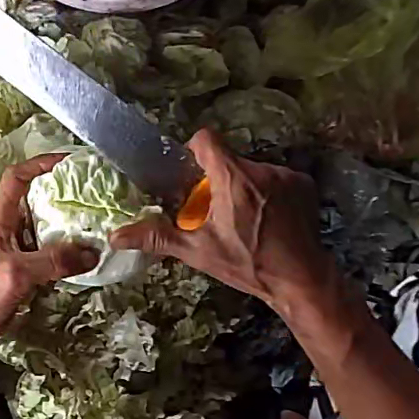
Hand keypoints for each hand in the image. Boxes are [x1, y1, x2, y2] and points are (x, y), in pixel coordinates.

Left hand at [0, 153, 98, 349]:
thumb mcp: (19, 272)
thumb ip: (54, 260)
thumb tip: (92, 253)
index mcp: (0, 220)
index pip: (16, 179)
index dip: (38, 164)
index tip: (66, 161)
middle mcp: (8, 229)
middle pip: (35, 199)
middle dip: (61, 192)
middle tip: (91, 191)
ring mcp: (16, 250)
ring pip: (44, 226)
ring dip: (67, 222)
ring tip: (95, 219)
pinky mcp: (23, 269)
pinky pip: (49, 251)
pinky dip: (67, 248)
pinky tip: (85, 253)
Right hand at [111, 129, 337, 314]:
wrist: (300, 279)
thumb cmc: (246, 264)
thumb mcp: (197, 251)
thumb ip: (156, 237)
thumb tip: (115, 236)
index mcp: (232, 178)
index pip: (206, 139)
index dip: (194, 150)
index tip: (191, 173)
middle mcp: (261, 168)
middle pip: (229, 159)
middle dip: (218, 178)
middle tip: (216, 209)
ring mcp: (286, 174)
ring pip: (253, 169)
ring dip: (244, 186)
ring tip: (244, 218)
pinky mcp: (304, 184)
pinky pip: (276, 177)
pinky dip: (269, 192)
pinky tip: (269, 218)